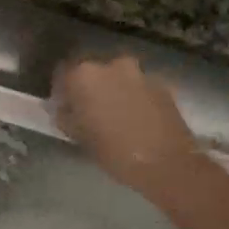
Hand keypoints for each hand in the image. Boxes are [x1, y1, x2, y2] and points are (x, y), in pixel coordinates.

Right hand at [52, 55, 204, 190]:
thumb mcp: (78, 136)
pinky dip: (133, 95)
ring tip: (113, 111)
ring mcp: (139, 73)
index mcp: (83, 75)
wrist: (167, 163)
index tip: (63, 103)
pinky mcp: (161, 85)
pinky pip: (138, 86)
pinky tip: (134, 116)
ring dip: (112, 88)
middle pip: (92, 70)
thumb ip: (64, 116)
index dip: (61, 88)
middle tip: (87, 107)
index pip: (62, 71)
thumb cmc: (114, 150)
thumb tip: (62, 108)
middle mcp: (111, 65)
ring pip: (117, 76)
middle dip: (88, 85)